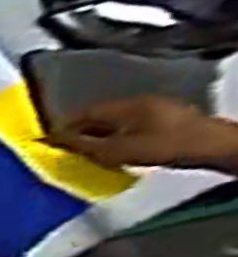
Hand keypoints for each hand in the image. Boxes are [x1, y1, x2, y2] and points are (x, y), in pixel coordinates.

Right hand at [48, 95, 237, 169]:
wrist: (212, 147)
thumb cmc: (161, 146)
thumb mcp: (113, 150)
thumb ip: (81, 145)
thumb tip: (54, 140)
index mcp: (128, 106)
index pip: (85, 113)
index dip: (62, 126)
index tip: (44, 141)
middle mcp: (141, 103)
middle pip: (99, 116)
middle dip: (78, 131)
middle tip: (60, 150)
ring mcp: (156, 110)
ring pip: (114, 122)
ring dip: (95, 135)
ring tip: (82, 152)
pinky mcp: (165, 121)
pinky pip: (128, 126)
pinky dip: (112, 137)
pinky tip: (108, 150)